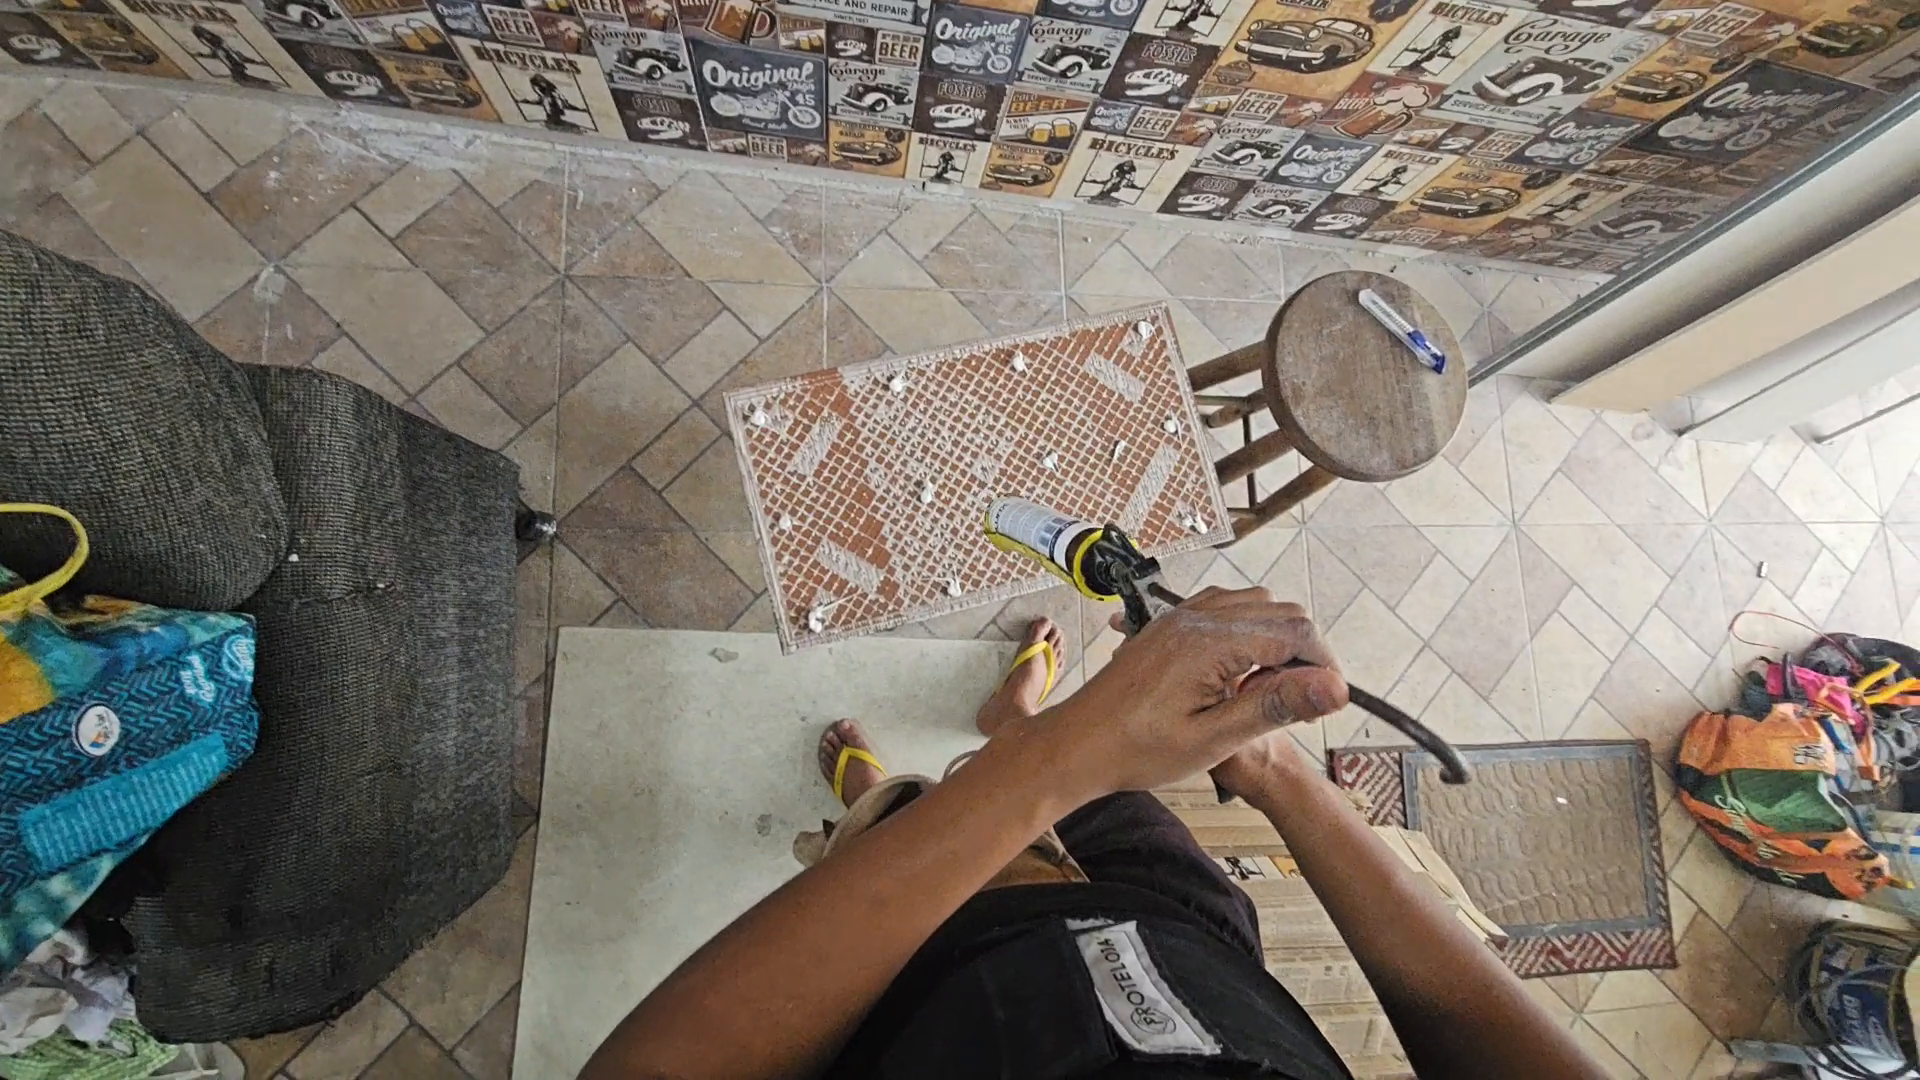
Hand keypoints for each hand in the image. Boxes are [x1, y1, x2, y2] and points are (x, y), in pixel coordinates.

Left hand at [999, 587, 1347, 803]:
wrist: (1078, 743)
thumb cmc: (1138, 748)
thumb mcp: (1213, 739)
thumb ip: (1274, 706)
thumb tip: (1335, 685)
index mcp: (1210, 642)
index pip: (1295, 631)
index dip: (1321, 666)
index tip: (1322, 703)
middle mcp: (1195, 617)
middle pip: (1278, 611)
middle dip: (1301, 650)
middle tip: (1291, 701)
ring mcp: (1178, 617)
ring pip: (1252, 604)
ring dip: (1273, 636)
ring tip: (1263, 689)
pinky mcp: (1167, 626)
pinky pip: (1221, 608)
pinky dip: (1244, 630)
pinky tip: (1235, 671)